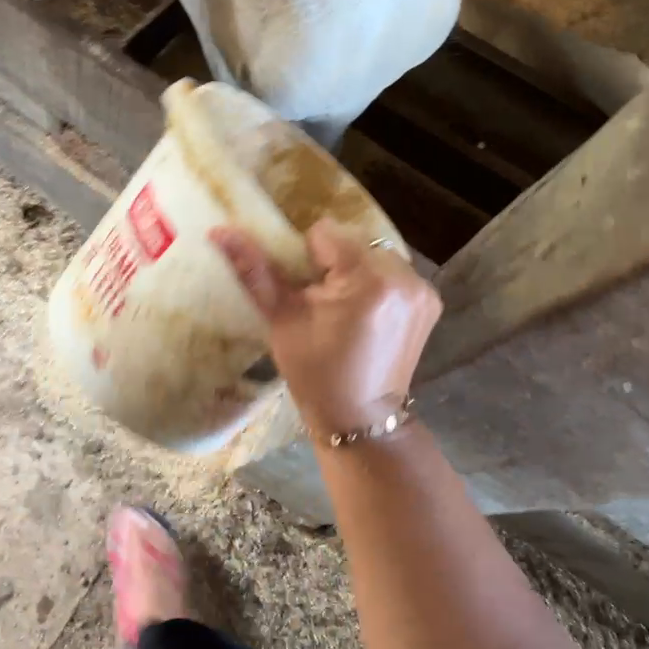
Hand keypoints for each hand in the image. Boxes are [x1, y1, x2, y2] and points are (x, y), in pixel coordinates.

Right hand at [212, 219, 439, 437]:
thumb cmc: (315, 372)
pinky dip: (378, 283)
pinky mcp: (431, 300)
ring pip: (374, 253)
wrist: (360, 419)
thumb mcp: (280, 318)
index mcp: (368, 278)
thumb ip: (253, 269)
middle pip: (353, 240)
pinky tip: (367, 314)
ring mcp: (422, 289)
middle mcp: (404, 276)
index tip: (307, 294)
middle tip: (324, 304)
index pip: (326, 233)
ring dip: (357, 270)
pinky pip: (394, 271)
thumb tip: (218, 230)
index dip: (309, 259)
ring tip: (345, 310)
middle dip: (335, 262)